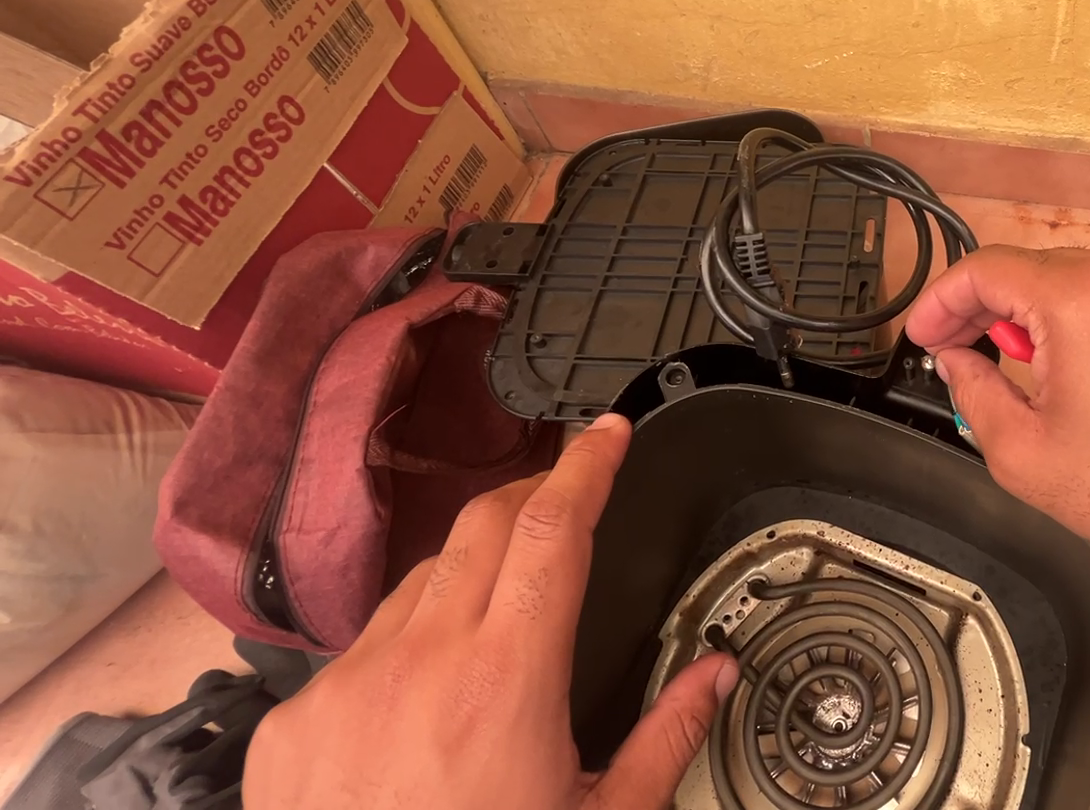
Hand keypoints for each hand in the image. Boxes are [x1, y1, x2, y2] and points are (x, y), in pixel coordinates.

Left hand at [244, 414, 739, 809]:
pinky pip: (368, 639)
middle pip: (489, 522)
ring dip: (480, 562)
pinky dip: (416, 632)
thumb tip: (719, 671)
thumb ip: (668, 734)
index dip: (589, 465)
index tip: (611, 432)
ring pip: (428, 574)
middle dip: (541, 490)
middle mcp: (421, 663)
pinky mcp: (293, 724)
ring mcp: (346, 689)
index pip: (556, 528)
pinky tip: (431, 689)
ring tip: (509, 606)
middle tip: (577, 496)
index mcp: (508, 679)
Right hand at [904, 242, 1089, 590]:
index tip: (925, 332)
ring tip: (1037, 372)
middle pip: (1033, 270)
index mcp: (1082, 297)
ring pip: (1081, 278)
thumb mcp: (1023, 454)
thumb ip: (969, 390)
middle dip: (990, 310)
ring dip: (1044, 314)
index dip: (941, 301)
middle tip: (967, 355)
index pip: (984, 269)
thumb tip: (956, 357)